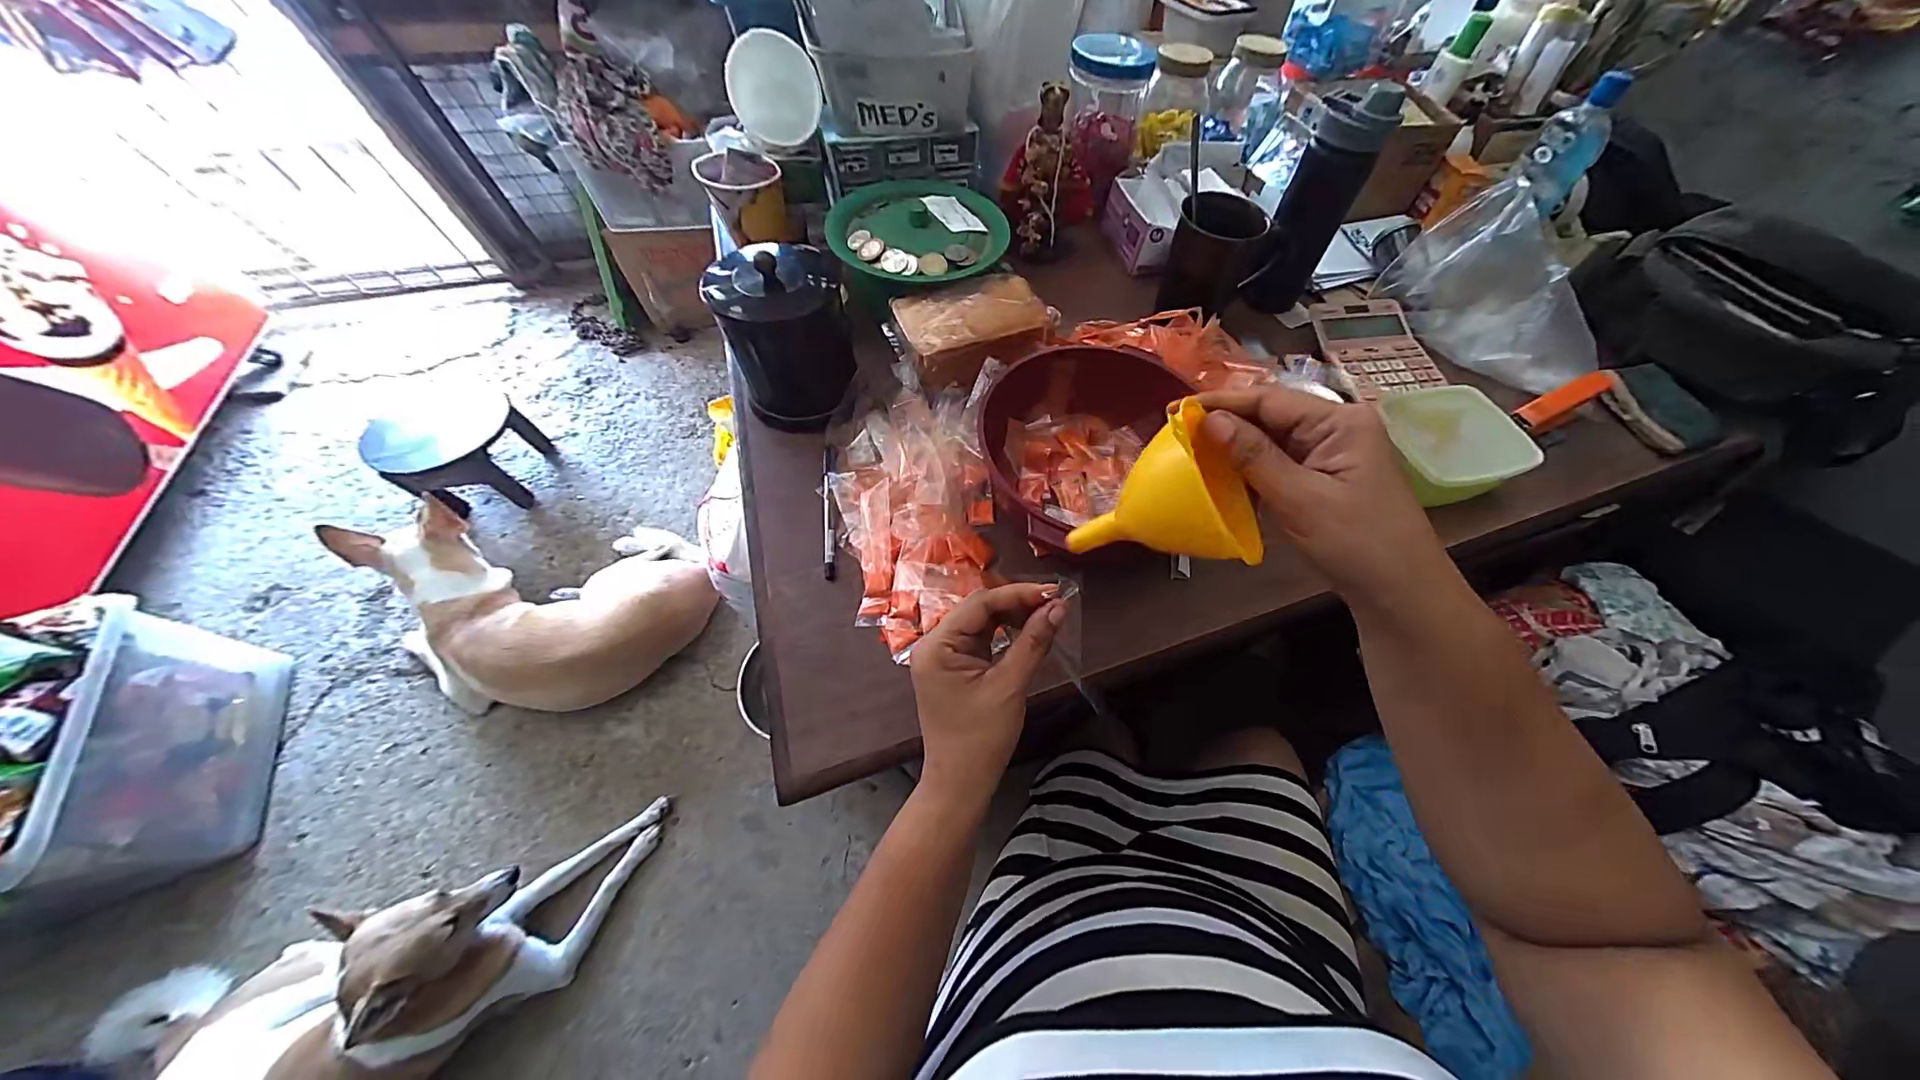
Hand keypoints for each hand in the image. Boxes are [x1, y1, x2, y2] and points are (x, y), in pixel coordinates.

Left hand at [909, 583, 1065, 801]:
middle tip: (1056, 602)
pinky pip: (982, 639)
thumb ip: (1033, 642)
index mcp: (937, 645)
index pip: (979, 603)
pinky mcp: (955, 666)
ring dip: (1014, 616)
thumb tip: (1058, 607)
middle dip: (1017, 602)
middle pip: (979, 609)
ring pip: (982, 622)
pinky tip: (1030, 630)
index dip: (1018, 593)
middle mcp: (934, 644)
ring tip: (1048, 613)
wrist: (960, 782)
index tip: (1054, 591)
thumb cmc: (981, 738)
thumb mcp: (1010, 686)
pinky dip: (1007, 633)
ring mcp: (943, 655)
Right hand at [1196, 386, 1445, 599]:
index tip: (1178, 409)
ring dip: (1233, 446)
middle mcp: (1335, 428)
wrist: (1398, 591)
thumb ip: (1253, 456)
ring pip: (1270, 439)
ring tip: (1192, 451)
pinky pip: (1277, 462)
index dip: (1222, 402)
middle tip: (1179, 431)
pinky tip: (1222, 475)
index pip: (1270, 399)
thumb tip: (1209, 421)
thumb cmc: (1356, 541)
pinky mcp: (1321, 477)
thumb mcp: (1299, 497)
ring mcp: (1329, 453)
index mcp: (1340, 421)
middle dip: (1225, 422)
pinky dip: (1249, 468)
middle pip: (1270, 415)